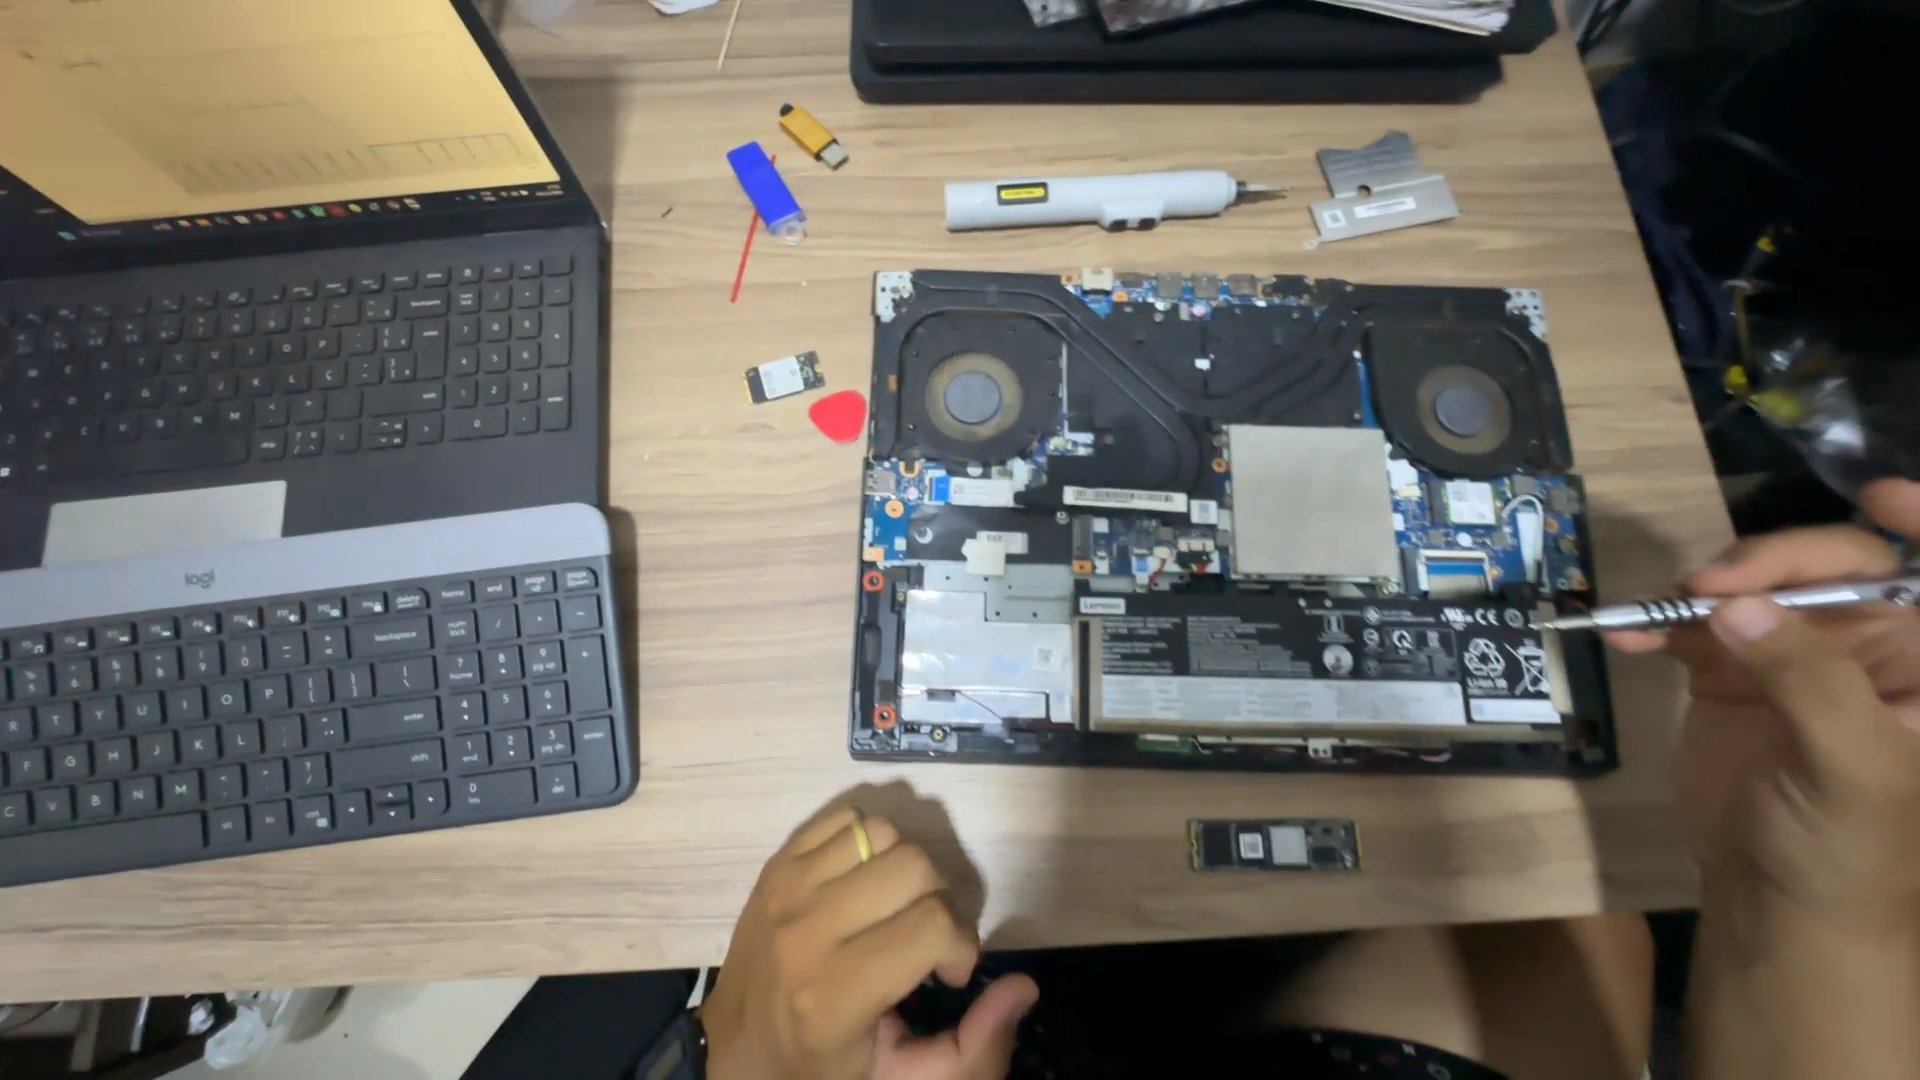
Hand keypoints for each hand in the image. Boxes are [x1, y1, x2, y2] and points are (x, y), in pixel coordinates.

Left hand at [701, 807, 1038, 1079]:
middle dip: (939, 900)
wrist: (731, 1054)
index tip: (951, 971)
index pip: (930, 924)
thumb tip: (1025, 986)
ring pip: (883, 830)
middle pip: (913, 865)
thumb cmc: (819, 1070)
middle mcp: (807, 930)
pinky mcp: (775, 862)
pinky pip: (845, 817)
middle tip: (927, 936)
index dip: (960, 942)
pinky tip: (864, 881)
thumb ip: (974, 1050)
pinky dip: (869, 840)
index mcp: (835, 995)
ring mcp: (786, 887)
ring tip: (895, 906)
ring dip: (905, 866)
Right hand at [1609, 479, 1919, 923]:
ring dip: (1694, 592)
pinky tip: (1623, 636)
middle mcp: (1874, 651)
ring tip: (1650, 613)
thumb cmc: (1854, 849)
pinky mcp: (1729, 673)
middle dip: (1772, 562)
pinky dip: (1651, 624)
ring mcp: (1795, 658)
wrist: (1778, 898)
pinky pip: (1688, 625)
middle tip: (1706, 583)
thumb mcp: (1854, 769)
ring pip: (1749, 589)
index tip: (1877, 495)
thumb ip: (1808, 681)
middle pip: (1832, 568)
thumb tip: (1730, 604)